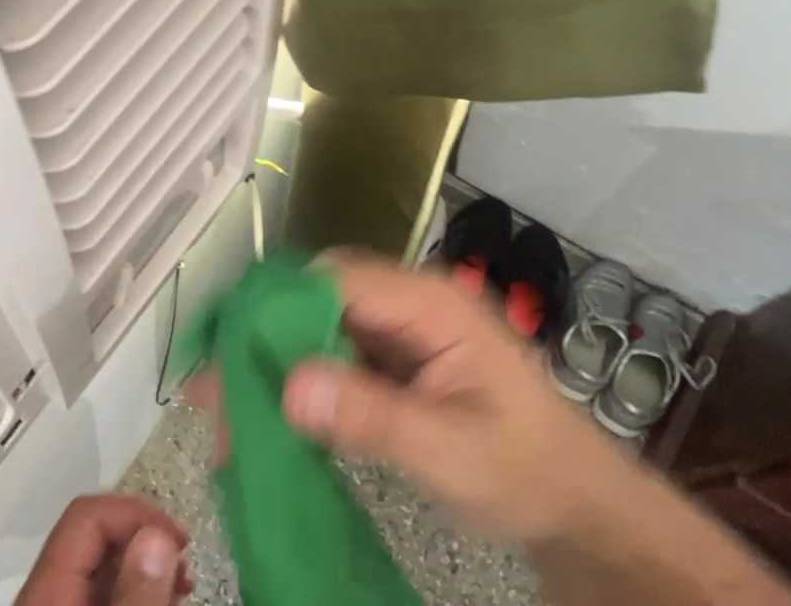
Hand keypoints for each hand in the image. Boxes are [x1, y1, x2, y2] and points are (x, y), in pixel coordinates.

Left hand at [14, 494, 193, 604]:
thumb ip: (136, 593)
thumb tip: (158, 535)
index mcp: (46, 587)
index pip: (86, 515)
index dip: (135, 514)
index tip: (180, 538)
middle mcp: (44, 591)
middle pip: (91, 537)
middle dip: (143, 538)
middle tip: (185, 562)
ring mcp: (54, 604)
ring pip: (96, 566)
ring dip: (142, 564)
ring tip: (181, 583)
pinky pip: (96, 591)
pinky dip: (130, 587)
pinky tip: (158, 597)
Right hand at [189, 253, 635, 544]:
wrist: (578, 507)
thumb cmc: (529, 473)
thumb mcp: (455, 454)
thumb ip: (376, 418)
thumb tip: (291, 387)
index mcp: (428, 304)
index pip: (333, 283)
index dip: (274, 310)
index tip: (227, 352)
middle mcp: (404, 303)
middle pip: (311, 301)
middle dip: (258, 343)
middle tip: (212, 391)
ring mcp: (394, 330)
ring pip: (311, 328)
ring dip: (268, 366)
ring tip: (221, 409)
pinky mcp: (387, 359)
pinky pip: (325, 356)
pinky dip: (292, 384)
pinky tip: (262, 416)